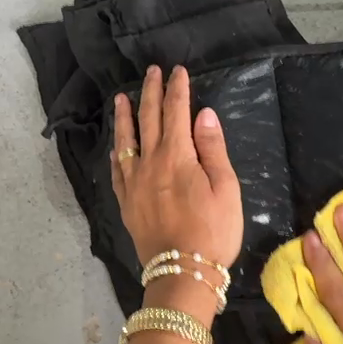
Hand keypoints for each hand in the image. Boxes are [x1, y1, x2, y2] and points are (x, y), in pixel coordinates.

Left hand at [111, 66, 244, 274]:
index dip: (177, 89)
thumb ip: (213, 149)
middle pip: (148, 118)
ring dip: (124, 115)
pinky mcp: (126, 201)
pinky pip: (117, 169)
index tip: (177, 71)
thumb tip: (203, 114)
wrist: (182, 272)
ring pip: (125, 139)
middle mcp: (150, 161)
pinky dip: (116, 152)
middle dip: (150, 91)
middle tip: (151, 71)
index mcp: (177, 155)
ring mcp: (134, 181)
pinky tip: (116, 146)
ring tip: (120, 97)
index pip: (176, 111)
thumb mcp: (226, 188)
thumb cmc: (213, 231)